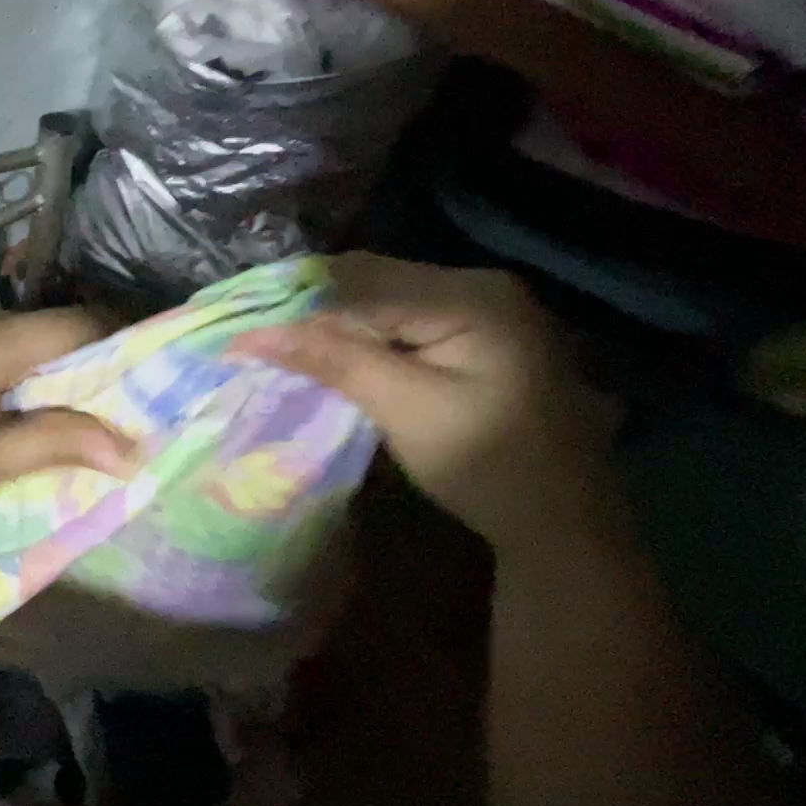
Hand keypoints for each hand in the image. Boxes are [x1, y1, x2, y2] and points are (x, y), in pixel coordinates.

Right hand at [245, 253, 621, 555]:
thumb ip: (335, 359)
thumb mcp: (404, 408)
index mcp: (471, 296)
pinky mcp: (474, 336)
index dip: (295, 302)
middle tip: (251, 333)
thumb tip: (256, 333)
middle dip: (308, 306)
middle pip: (372, 281)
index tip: (240, 328)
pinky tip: (325, 352)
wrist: (565, 524)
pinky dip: (359, 334)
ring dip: (329, 319)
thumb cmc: (489, 465)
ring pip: (381, 299)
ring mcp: (481, 310)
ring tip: (275, 341)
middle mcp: (478, 286)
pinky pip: (401, 320)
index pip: (361, 281)